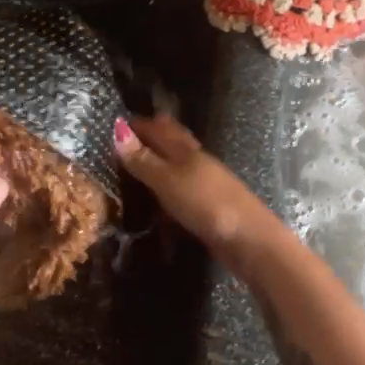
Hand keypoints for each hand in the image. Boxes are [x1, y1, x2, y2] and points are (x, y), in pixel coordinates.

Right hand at [114, 114, 278, 261]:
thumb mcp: (167, 180)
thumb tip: (117, 129)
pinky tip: (160, 200)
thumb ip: (143, 159)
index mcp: (184, 149)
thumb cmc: (206, 203)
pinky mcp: (209, 206)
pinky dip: (169, 189)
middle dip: (152, 137)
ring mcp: (205, 183)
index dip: (138, 124)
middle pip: (172, 141)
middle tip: (127, 140)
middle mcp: (196, 160)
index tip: (114, 124)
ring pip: (178, 165)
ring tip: (138, 167)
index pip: (158, 127)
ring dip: (160, 162)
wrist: (250, 240)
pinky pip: (182, 190)